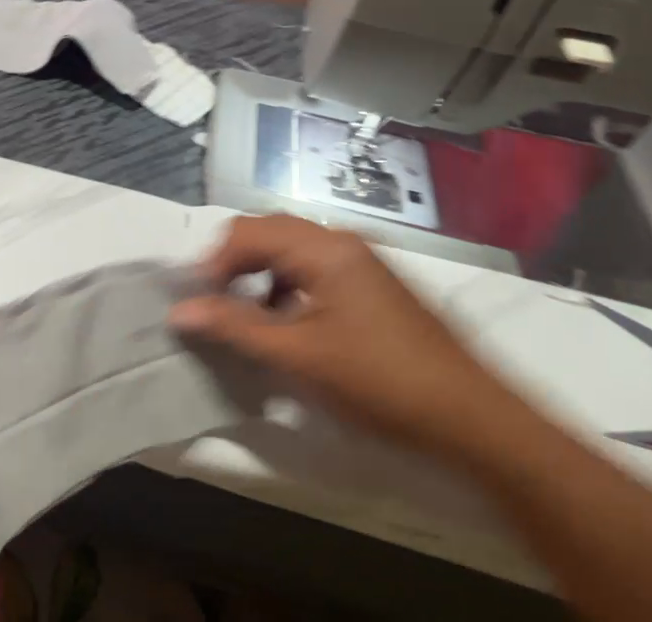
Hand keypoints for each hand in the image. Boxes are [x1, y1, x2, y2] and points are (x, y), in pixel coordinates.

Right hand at [169, 215, 529, 460]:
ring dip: (260, 276)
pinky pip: (316, 269)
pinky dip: (289, 287)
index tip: (199, 304)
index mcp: (324, 248)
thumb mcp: (297, 356)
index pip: (246, 231)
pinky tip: (291, 326)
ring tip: (249, 319)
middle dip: (234, 265)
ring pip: (292, 251)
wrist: (472, 419)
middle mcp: (344, 242)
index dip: (213, 263)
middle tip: (216, 307)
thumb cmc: (378, 382)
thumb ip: (234, 327)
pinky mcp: (376, 286)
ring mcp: (364, 262)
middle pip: (268, 233)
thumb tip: (180, 309)